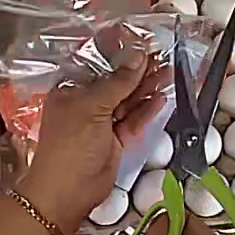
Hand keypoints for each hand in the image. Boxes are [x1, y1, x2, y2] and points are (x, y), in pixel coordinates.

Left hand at [18, 48, 166, 229]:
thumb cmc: (70, 146)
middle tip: (162, 57)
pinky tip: (161, 98)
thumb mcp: (92, 107)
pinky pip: (132, 120)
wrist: (67, 191)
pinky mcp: (113, 140)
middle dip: (138, 71)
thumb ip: (117, 82)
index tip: (143, 44)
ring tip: (168, 72)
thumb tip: (137, 57)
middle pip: (115, 82)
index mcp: (70, 91)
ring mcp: (100, 123)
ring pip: (126, 101)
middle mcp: (84, 104)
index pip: (97, 65)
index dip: (120, 55)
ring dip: (146, 88)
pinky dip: (146, 110)